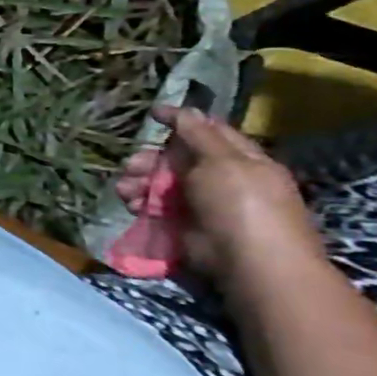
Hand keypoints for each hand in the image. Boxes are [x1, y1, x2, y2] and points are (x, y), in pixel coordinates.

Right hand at [116, 106, 324, 293]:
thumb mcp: (223, 160)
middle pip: (179, 160)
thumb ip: (198, 133)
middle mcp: (222, 180)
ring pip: (165, 186)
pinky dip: (143, 206)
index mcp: (240, 159)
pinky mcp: (189, 230)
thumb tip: (183, 109)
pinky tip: (131, 205)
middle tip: (131, 165)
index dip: (181, 122)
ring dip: (141, 183)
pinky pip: (161, 211)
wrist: (252, 267)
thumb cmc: (243, 204)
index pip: (208, 132)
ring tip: (124, 189)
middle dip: (151, 160)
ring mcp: (205, 207)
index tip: (152, 115)